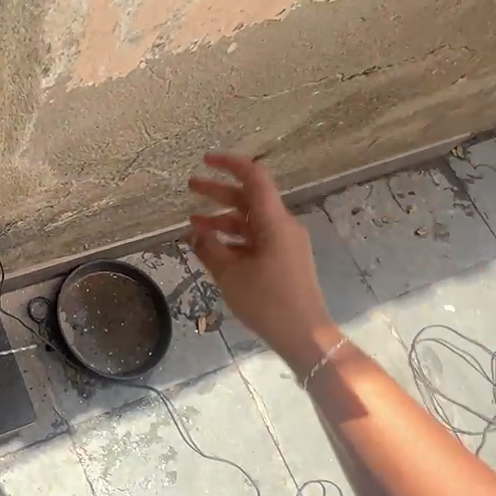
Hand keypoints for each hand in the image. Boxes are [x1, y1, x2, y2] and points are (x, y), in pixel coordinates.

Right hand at [188, 154, 337, 359]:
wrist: (305, 335)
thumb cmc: (268, 301)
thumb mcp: (230, 275)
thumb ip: (209, 248)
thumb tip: (194, 233)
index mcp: (274, 222)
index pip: (254, 178)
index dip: (229, 165)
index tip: (205, 160)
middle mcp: (283, 227)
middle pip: (249, 199)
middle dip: (218, 192)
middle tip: (190, 187)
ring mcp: (286, 245)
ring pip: (250, 222)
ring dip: (222, 220)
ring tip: (193, 225)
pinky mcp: (285, 261)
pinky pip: (256, 240)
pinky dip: (234, 239)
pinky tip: (213, 249)